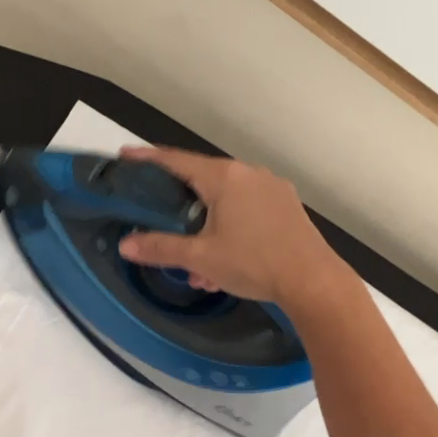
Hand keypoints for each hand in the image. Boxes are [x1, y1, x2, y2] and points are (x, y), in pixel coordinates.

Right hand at [114, 146, 353, 308]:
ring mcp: (271, 189)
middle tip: (156, 212)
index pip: (176, 161)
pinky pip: (246, 211)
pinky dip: (227, 230)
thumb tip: (126, 245)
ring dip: (204, 228)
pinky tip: (222, 262)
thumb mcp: (200, 257)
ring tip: (193, 263)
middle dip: (178, 203)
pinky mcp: (286, 208)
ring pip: (225, 201)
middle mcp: (249, 174)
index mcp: (225, 177)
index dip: (148, 159)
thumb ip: (161, 248)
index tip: (125, 155)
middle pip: (202, 180)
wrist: (312, 281)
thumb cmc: (253, 263)